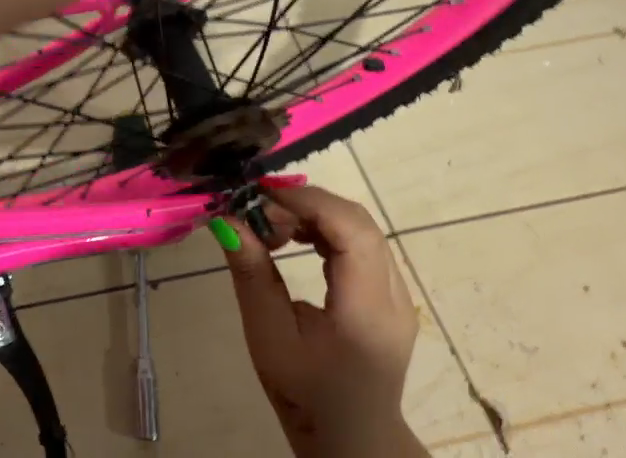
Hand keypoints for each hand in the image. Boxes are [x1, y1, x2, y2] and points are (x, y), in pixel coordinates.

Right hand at [221, 185, 427, 457]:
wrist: (351, 438)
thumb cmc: (305, 393)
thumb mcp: (269, 337)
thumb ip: (252, 274)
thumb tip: (227, 218)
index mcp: (367, 311)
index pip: (352, 232)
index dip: (308, 201)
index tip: (260, 192)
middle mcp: (394, 296)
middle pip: (359, 223)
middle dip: (306, 203)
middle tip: (258, 209)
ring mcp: (398, 294)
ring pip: (361, 228)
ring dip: (314, 214)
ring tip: (270, 226)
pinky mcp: (389, 294)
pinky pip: (361, 244)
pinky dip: (325, 229)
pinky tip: (293, 239)